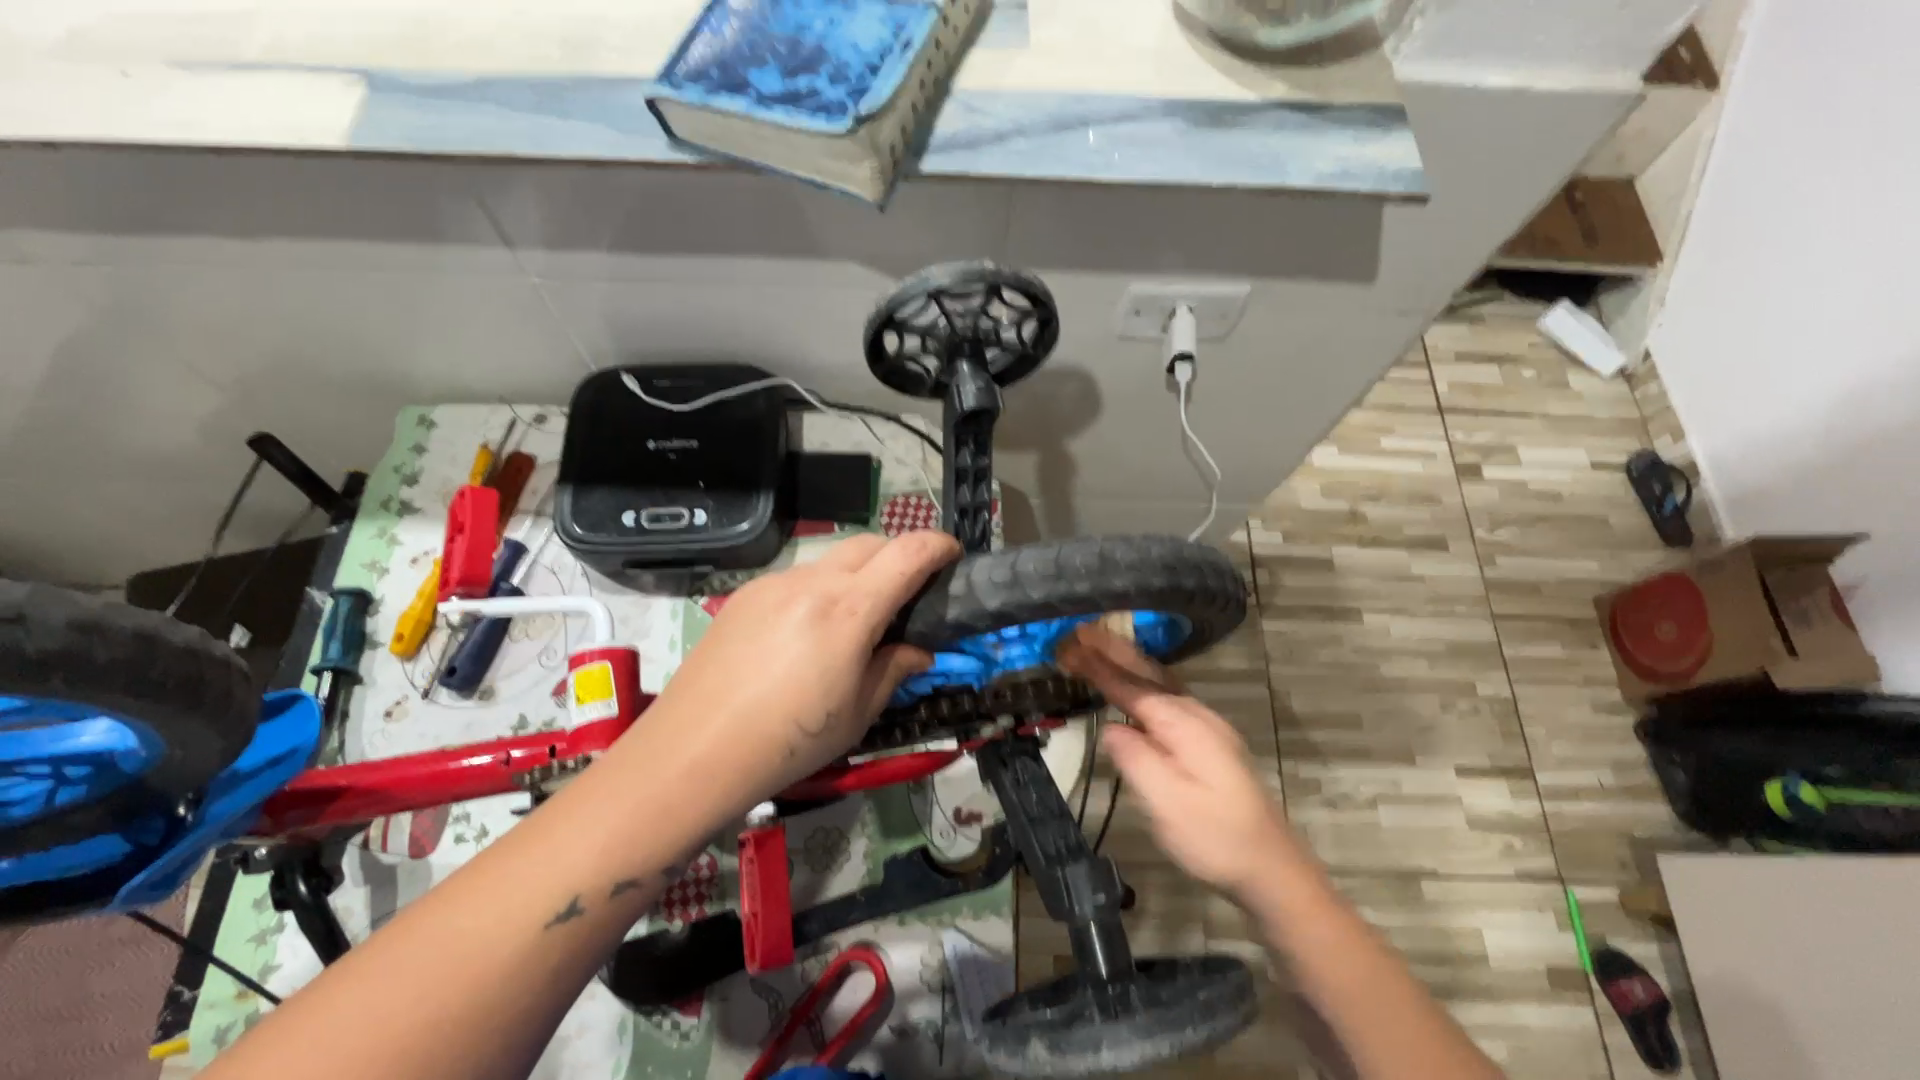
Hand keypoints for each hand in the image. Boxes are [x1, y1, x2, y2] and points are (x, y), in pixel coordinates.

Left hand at [643, 531, 960, 797]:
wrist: (694, 751)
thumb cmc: (788, 742)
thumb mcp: (856, 714)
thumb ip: (893, 670)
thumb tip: (916, 652)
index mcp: (849, 610)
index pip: (908, 554)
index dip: (939, 545)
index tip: (954, 555)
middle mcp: (812, 583)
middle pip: (870, 543)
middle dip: (900, 555)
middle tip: (911, 592)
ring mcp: (773, 584)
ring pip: (831, 559)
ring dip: (858, 573)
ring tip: (857, 619)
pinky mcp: (744, 596)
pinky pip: (796, 578)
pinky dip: (820, 589)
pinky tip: (808, 633)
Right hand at [1058, 625, 1297, 900]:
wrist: (1270, 865)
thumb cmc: (1214, 836)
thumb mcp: (1166, 802)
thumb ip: (1135, 759)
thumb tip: (1110, 728)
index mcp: (1182, 724)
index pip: (1130, 686)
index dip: (1097, 665)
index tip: (1067, 645)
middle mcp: (1196, 715)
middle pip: (1148, 674)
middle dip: (1112, 651)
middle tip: (1077, 632)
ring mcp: (1206, 727)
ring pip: (1159, 683)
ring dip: (1127, 663)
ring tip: (1097, 646)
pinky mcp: (1208, 743)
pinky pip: (1166, 698)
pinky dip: (1142, 683)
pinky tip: (1134, 687)